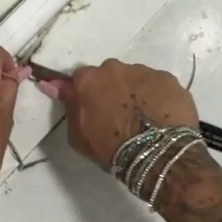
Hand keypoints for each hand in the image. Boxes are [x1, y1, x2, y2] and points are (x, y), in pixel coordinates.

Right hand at [59, 59, 199, 169]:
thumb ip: (68, 106)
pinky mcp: (168, 79)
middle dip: (112, 89)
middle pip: (109, 74)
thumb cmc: (111, 147)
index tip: (92, 108)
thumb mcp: (78, 135)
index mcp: (89, 79)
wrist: (158, 153)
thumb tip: (53, 86)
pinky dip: (157, 96)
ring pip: (135, 78)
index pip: (80, 78)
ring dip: (135, 92)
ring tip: (144, 117)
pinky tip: (162, 116)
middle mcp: (114, 68)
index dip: (86, 93)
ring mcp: (144, 71)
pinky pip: (157, 85)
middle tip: (119, 114)